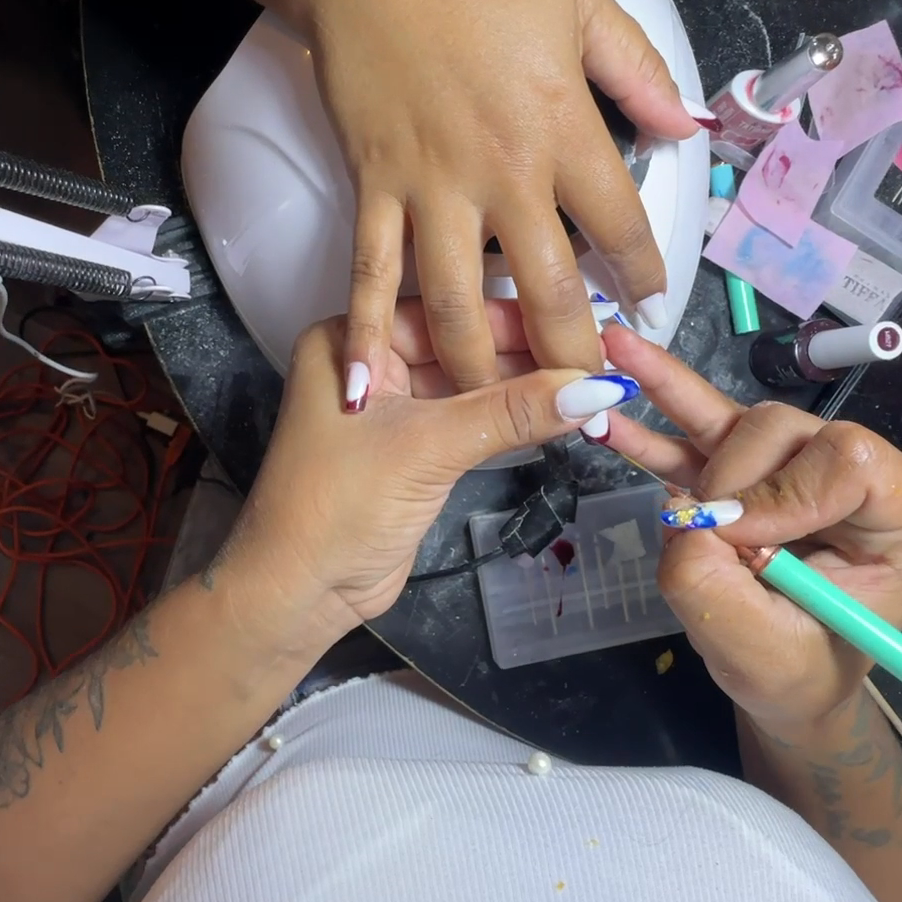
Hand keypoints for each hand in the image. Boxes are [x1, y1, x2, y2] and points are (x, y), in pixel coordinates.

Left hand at [215, 300, 637, 640]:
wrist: (301, 591)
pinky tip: (557, 414)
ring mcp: (389, 409)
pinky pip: (466, 422)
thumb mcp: (427, 447)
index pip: (446, 311)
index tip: (586, 319)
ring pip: (467, 386)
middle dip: (526, 357)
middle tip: (600, 355)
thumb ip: (511, 413)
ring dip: (522, 392)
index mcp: (351, 338)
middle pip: (460, 346)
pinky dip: (506, 422)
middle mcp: (368, 363)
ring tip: (593, 383)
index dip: (516, 318)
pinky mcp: (409, 450)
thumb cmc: (341, 503)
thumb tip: (599, 387)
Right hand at [266, 0, 698, 408]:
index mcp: (560, 125)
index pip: (619, 225)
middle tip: (587, 404)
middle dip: (572, 355)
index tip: (649, 311)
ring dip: (479, 368)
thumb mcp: (580, 0)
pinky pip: (369, 274)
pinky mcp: (373, 190)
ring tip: (498, 410)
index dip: (642, 277)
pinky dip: (365, 333)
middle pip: (547, 289)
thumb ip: (639, 70)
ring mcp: (430, 188)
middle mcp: (500, 173)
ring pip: (459, 303)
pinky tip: (363, 387)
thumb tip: (688, 125)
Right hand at [592, 326, 901, 730]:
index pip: (850, 459)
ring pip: (735, 420)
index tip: (741, 540)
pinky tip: (607, 413)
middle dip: (727, 475)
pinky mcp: (745, 473)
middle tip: (697, 531)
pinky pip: (697, 440)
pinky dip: (653, 428)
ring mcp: (795, 468)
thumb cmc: (792, 676)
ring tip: (617, 352)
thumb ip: (715, 588)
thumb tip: (679, 515)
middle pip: (783, 430)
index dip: (783, 489)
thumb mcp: (759, 653)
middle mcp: (856, 478)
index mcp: (900, 522)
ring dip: (672, 398)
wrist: (783, 682)